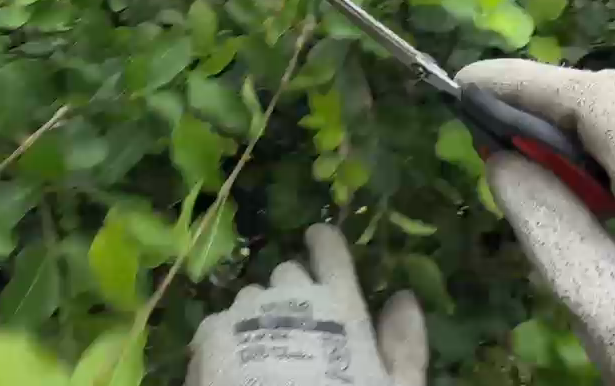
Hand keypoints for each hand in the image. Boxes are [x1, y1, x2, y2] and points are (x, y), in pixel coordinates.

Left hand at [187, 224, 425, 385]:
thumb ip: (403, 348)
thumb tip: (404, 299)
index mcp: (337, 305)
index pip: (329, 248)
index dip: (324, 243)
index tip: (319, 244)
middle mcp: (289, 295)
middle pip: (288, 273)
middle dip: (293, 293)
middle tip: (300, 330)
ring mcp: (246, 313)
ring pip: (252, 297)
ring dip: (260, 316)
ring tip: (266, 357)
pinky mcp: (210, 337)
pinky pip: (220, 323)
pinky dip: (228, 340)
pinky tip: (235, 371)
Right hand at [457, 60, 614, 385]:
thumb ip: (556, 238)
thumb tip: (502, 161)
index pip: (597, 101)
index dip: (523, 82)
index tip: (464, 84)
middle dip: (547, 99)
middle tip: (486, 123)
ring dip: (578, 129)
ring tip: (524, 158)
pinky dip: (612, 159)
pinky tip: (586, 194)